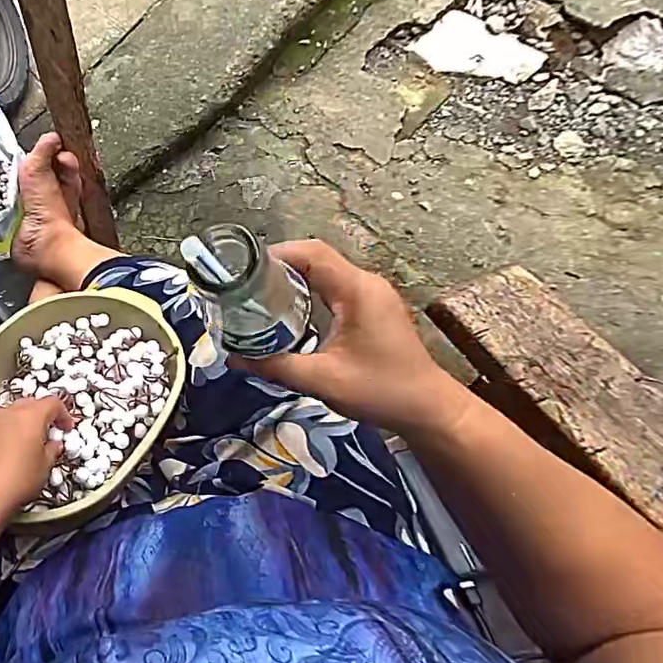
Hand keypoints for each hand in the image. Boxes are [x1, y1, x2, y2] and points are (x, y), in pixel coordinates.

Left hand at [0, 397, 73, 533]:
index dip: (64, 415)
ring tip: (29, 443)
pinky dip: (7, 433)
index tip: (66, 428)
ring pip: (11, 414)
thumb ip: (52, 450)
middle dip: (42, 415)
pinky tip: (9, 452)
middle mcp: (9, 413)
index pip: (53, 403)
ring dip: (23, 423)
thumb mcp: (44, 468)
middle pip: (30, 404)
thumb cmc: (17, 481)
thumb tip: (53, 445)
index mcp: (31, 416)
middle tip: (50, 433)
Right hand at [238, 240, 473, 436]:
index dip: (275, 255)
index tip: (244, 271)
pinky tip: (287, 314)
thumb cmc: (381, 391)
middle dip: (277, 268)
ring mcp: (371, 295)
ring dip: (291, 280)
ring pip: (323, 273)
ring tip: (258, 299)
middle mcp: (365, 284)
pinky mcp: (371, 309)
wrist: (428, 409)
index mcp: (356, 291)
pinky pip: (332, 288)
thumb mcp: (321, 380)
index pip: (311, 253)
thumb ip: (275, 366)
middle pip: (315, 259)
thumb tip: (235, 359)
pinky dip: (307, 293)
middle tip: (244, 288)